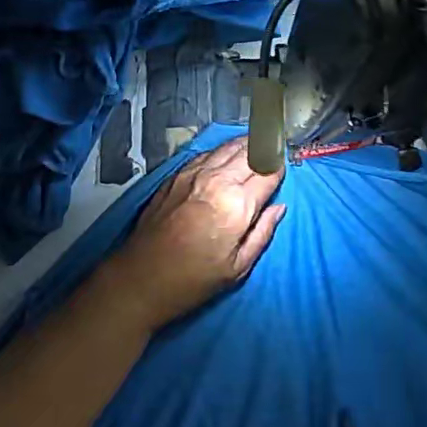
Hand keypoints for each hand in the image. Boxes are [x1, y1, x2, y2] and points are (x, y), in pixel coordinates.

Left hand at [90, 135, 285, 332]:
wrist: (141, 277)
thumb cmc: (192, 280)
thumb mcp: (237, 267)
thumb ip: (262, 233)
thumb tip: (278, 208)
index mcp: (237, 204)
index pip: (268, 172)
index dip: (280, 169)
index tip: (285, 170)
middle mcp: (216, 180)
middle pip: (249, 151)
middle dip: (265, 151)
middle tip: (274, 152)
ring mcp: (193, 173)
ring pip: (227, 147)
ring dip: (244, 145)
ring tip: (256, 147)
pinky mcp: (176, 175)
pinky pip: (206, 154)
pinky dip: (221, 152)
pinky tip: (226, 158)